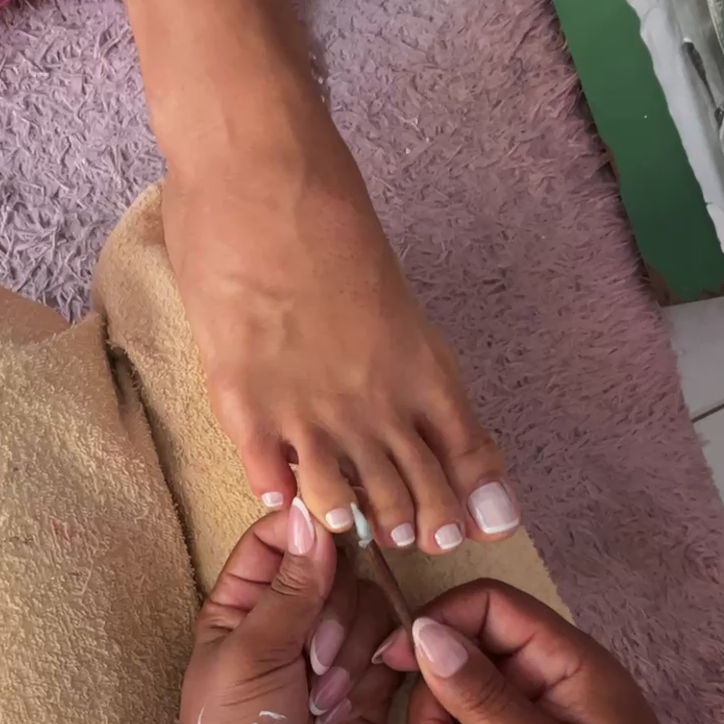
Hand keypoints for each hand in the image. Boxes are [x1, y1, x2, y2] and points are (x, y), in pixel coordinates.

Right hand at [162, 142, 519, 555]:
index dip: (471, 495)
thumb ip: (393, 339)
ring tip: (352, 529)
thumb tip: (378, 366)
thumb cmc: (328, 209)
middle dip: (416, 519)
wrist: (260, 180)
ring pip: (338, 493)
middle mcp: (371, 403)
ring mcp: (306, 411)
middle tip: (418, 543)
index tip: (479, 526)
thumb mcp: (389, 283)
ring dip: (350, 516)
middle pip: (403, 482)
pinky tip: (280, 502)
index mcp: (418, 364)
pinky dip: (278, 493)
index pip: (461, 450)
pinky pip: (267, 474)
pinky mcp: (245, 405)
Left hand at [169, 499, 402, 723]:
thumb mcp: (251, 656)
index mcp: (244, 599)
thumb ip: (290, 589)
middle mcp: (291, 614)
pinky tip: (354, 703)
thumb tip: (310, 515)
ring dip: (350, 651)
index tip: (339, 530)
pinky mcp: (371, 681)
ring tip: (322, 701)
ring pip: (369, 604)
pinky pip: (394, 645)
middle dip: (330, 612)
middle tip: (309, 664)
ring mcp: (333, 646)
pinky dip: (380, 667)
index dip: (310, 528)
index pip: (281, 535)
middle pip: (336, 567)